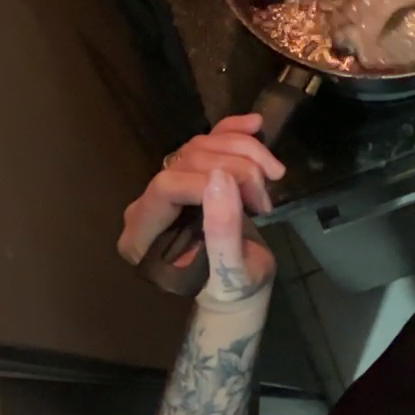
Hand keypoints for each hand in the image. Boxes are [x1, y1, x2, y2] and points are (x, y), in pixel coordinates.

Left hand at [119, 114, 279, 302]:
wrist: (241, 288)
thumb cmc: (232, 289)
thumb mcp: (232, 272)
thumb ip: (222, 231)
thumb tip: (221, 179)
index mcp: (142, 236)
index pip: (165, 188)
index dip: (206, 181)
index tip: (246, 197)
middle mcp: (148, 205)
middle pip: (187, 161)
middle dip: (237, 169)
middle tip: (264, 200)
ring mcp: (170, 186)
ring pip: (202, 145)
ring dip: (245, 153)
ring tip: (272, 180)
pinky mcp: (194, 174)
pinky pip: (210, 141)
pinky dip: (234, 131)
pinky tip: (256, 125)